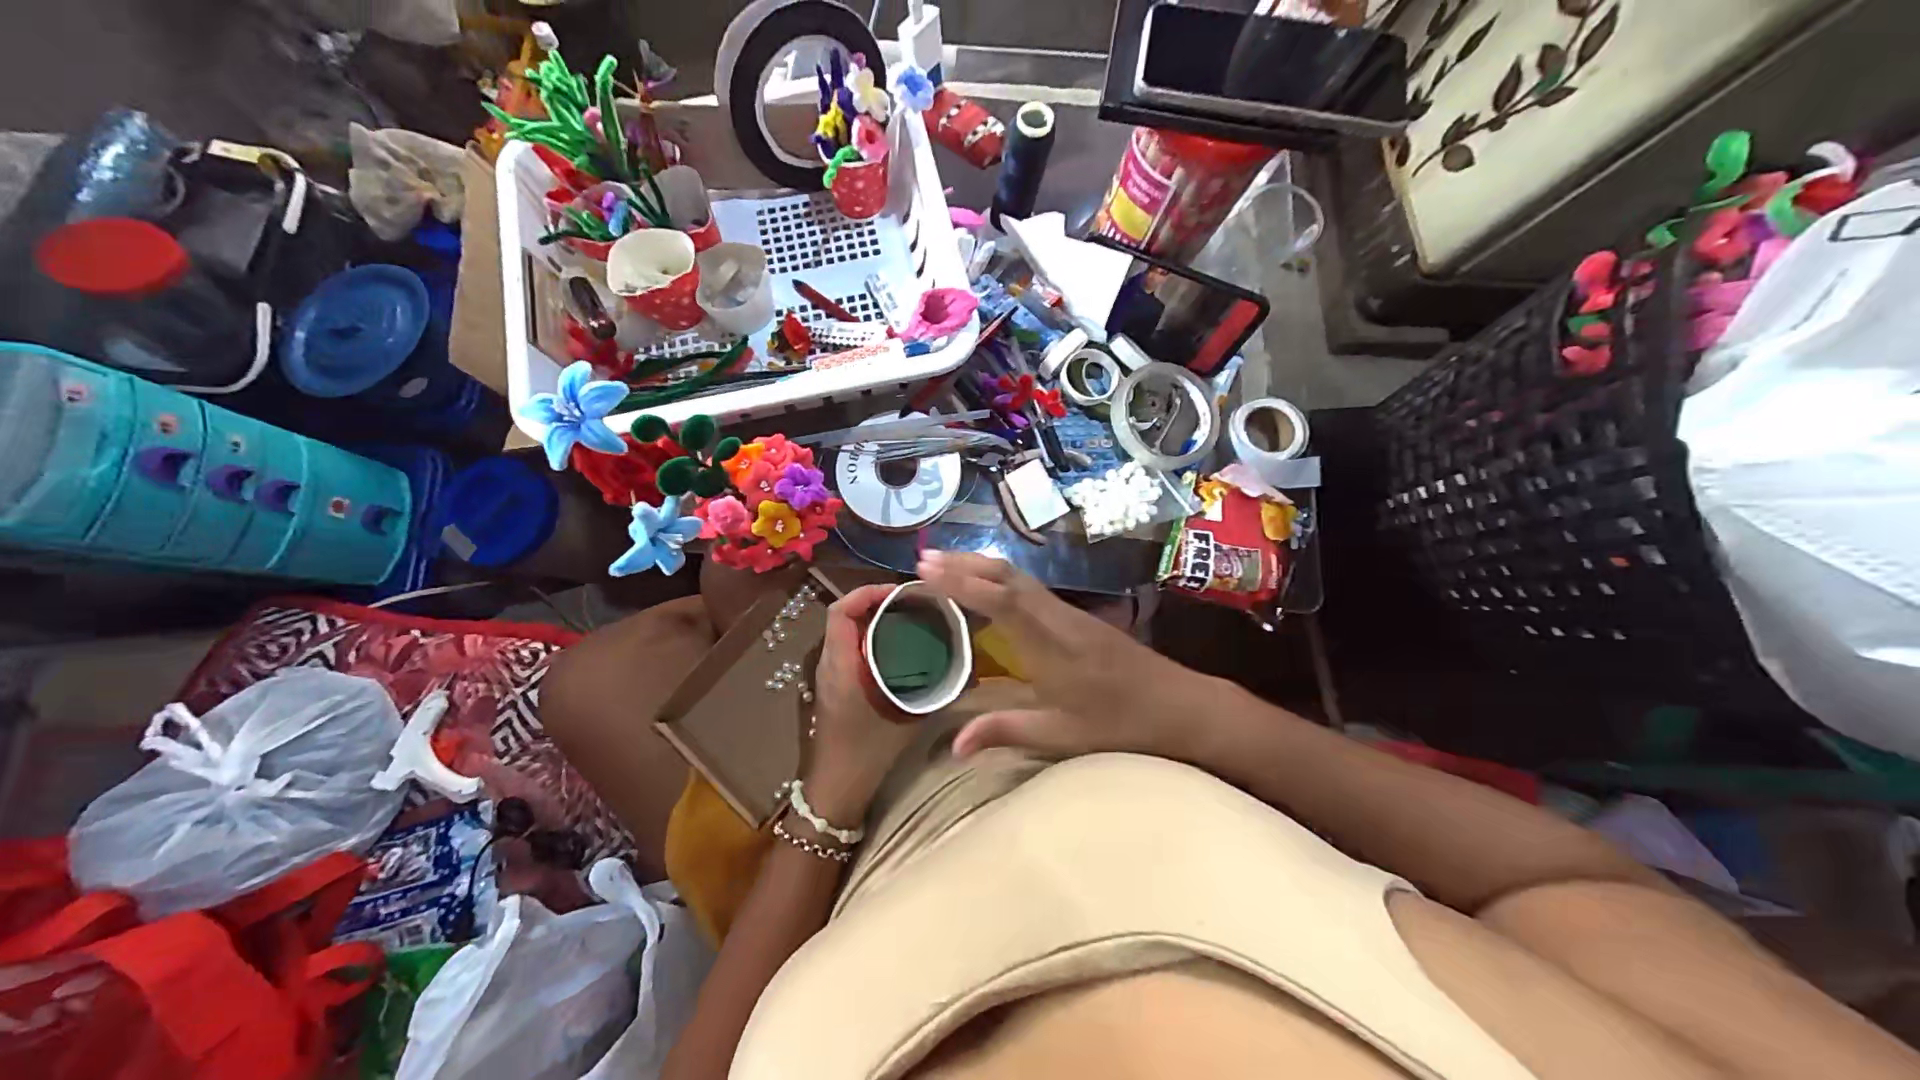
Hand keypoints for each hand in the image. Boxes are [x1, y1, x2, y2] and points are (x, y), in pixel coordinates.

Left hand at [802, 584, 918, 822]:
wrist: (837, 788)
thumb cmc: (868, 752)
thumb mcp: (910, 718)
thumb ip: (938, 691)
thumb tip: (972, 669)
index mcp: (841, 664)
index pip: (841, 610)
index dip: (867, 592)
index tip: (900, 592)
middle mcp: (829, 663)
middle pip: (844, 616)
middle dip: (875, 602)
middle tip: (912, 604)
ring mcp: (828, 675)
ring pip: (845, 632)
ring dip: (872, 620)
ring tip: (908, 620)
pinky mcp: (833, 687)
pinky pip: (848, 649)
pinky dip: (869, 639)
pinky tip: (896, 650)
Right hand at [916, 551, 1215, 761]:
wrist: (1182, 707)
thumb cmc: (1122, 726)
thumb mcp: (1063, 736)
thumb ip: (1006, 732)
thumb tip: (953, 745)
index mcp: (1052, 647)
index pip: (1002, 602)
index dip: (963, 583)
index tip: (927, 571)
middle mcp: (1059, 620)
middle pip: (1009, 578)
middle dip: (965, 564)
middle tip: (925, 559)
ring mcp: (1071, 615)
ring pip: (1021, 579)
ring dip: (982, 567)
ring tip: (945, 563)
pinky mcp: (1079, 618)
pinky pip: (1031, 588)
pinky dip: (1001, 579)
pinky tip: (987, 586)